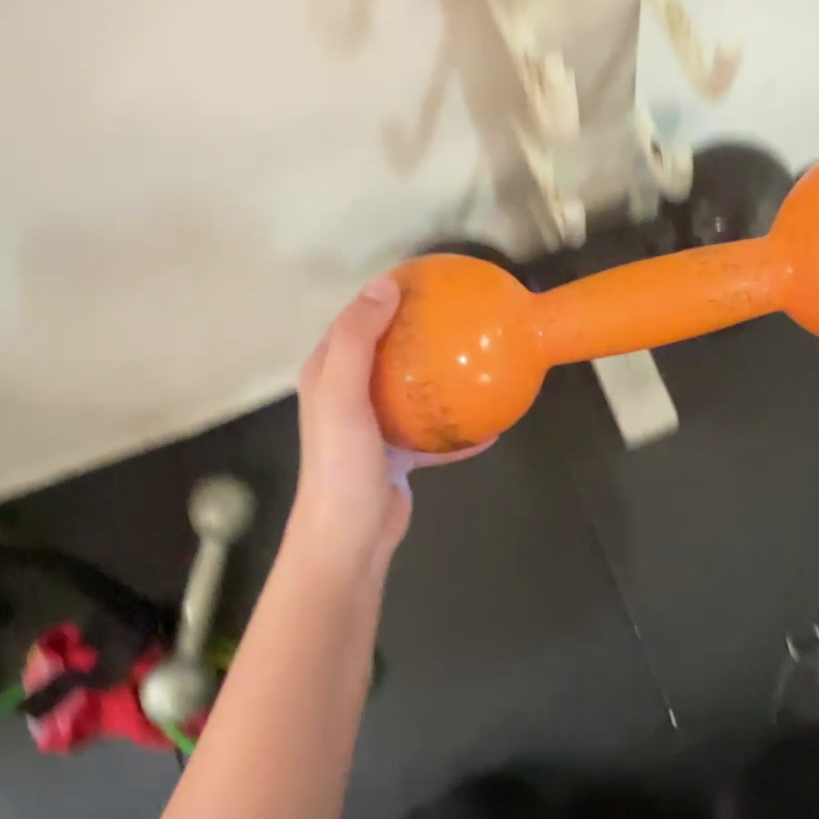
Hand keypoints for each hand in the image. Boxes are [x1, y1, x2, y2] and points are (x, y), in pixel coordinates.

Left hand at [283, 275, 490, 581]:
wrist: (350, 538)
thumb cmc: (342, 464)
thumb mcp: (342, 395)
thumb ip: (358, 340)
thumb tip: (386, 284)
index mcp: (327, 373)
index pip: (356, 319)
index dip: (386, 295)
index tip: (429, 280)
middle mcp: (348, 394)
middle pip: (389, 351)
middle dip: (421, 332)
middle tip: (462, 316)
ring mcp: (374, 427)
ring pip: (413, 390)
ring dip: (442, 377)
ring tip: (479, 361)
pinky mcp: (397, 456)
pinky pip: (432, 432)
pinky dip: (457, 427)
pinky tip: (491, 422)